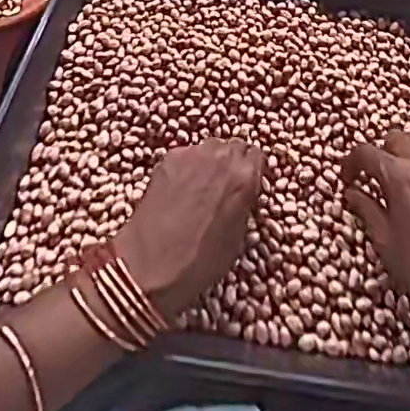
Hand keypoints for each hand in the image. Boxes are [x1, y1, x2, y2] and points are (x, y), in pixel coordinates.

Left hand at [113, 139, 263, 316]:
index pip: (257, 156)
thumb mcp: (237, 238)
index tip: (247, 181)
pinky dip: (187, 166)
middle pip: (233, 147)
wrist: (152, 263)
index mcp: (245, 176)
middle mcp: (221, 157)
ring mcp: (193, 154)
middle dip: (232, 163)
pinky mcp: (168, 158)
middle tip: (224, 184)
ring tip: (201, 186)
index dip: (252, 170)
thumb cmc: (199, 260)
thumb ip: (243, 204)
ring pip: (209, 147)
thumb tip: (241, 195)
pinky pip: (186, 155)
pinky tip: (180, 189)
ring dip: (210, 161)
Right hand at [343, 131, 409, 358]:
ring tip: (399, 200)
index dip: (351, 163)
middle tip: (372, 180)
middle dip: (380, 155)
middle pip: (396, 140)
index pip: (366, 152)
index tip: (348, 177)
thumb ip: (367, 210)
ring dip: (405, 167)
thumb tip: (354, 194)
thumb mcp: (385, 242)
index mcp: (401, 177)